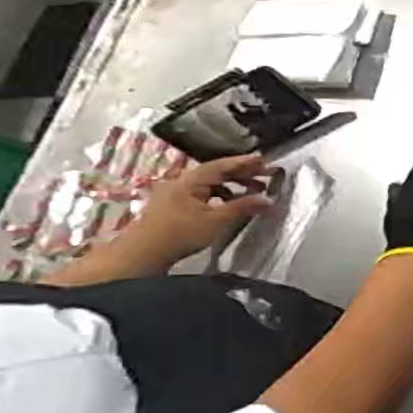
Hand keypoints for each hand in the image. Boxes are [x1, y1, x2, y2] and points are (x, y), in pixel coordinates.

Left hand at [122, 153, 275, 270]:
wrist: (143, 253)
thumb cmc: (181, 233)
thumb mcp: (216, 221)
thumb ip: (242, 207)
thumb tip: (268, 199)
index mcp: (191, 180)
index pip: (222, 165)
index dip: (244, 162)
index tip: (264, 159)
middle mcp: (183, 182)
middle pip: (216, 172)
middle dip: (242, 173)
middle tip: (266, 174)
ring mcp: (176, 194)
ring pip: (210, 183)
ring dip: (233, 185)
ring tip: (253, 190)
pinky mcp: (174, 206)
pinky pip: (203, 193)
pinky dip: (221, 195)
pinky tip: (230, 204)